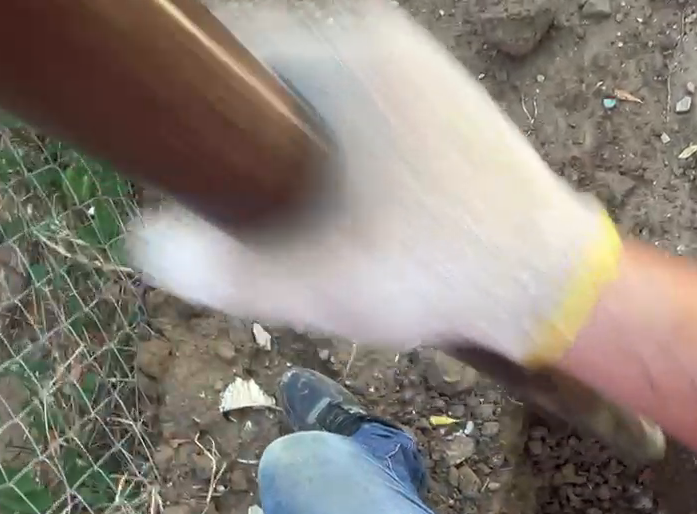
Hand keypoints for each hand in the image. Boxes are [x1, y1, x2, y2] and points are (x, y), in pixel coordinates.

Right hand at [125, 1, 618, 365]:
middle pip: (283, 82)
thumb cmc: (436, 274)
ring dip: (309, 155)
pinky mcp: (455, 111)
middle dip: (259, 144)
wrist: (550, 283)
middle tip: (262, 217)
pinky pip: (377, 119)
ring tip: (319, 224)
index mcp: (347, 58)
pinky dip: (356, 158)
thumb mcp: (320, 286)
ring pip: (333, 104)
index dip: (202, 112)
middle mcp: (389, 44)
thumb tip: (147, 247)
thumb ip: (226, 272)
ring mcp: (429, 74)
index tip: (198, 173)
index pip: (234, 55)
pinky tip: (367, 214)